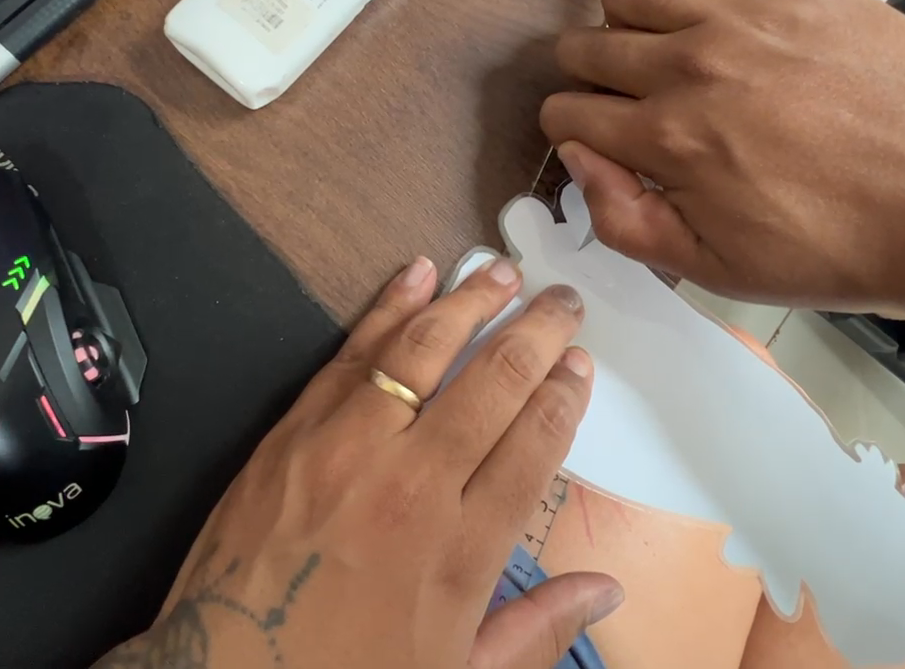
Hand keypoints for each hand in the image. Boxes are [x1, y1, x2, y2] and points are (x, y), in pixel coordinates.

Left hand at [98, 258, 620, 668]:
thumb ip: (535, 631)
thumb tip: (605, 590)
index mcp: (461, 547)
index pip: (532, 444)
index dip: (563, 395)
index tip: (579, 362)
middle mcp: (414, 482)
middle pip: (493, 384)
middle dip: (538, 334)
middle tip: (563, 302)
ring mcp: (351, 443)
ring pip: (426, 349)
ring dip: (470, 302)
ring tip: (502, 272)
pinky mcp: (299, 425)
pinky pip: (355, 351)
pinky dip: (390, 306)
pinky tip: (417, 274)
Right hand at [540, 0, 904, 314]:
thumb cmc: (840, 250)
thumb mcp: (716, 272)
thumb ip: (623, 222)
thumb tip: (578, 157)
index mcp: (665, 140)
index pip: (565, 113)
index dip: (571, 130)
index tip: (602, 142)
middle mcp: (687, 67)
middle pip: (584, 46)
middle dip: (587, 77)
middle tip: (630, 101)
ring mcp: (744, 14)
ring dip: (623, 19)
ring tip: (662, 44)